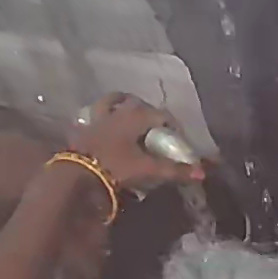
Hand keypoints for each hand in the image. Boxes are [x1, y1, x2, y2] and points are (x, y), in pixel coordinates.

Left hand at [67, 94, 204, 188]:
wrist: (76, 176)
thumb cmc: (116, 167)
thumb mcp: (149, 169)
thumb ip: (175, 170)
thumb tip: (202, 173)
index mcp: (135, 116)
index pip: (161, 114)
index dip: (172, 125)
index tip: (177, 137)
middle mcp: (116, 112)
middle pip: (135, 103)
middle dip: (147, 110)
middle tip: (154, 125)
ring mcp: (96, 119)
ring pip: (109, 102)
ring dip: (119, 103)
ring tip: (126, 111)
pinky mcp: (80, 129)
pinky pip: (91, 118)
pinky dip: (99, 119)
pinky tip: (103, 127)